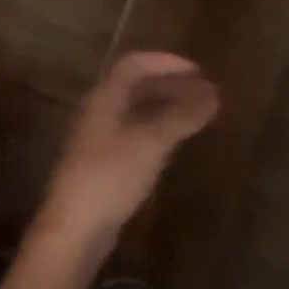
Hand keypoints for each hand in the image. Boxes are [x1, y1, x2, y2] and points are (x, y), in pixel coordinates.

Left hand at [36, 52, 219, 248]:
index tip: (199, 70)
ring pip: (134, 111)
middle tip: (205, 92)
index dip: (165, 62)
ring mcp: (99, 139)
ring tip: (197, 114)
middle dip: (169, 84)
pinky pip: (133, 134)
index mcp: (103, 98)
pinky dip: (157, 130)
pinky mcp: (103, 165)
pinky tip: (174, 143)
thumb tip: (213, 92)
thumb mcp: (151, 141)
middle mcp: (98, 112)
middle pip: (134, 87)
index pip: (133, 65)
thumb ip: (182, 115)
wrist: (75, 227)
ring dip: (165, 107)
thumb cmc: (110, 176)